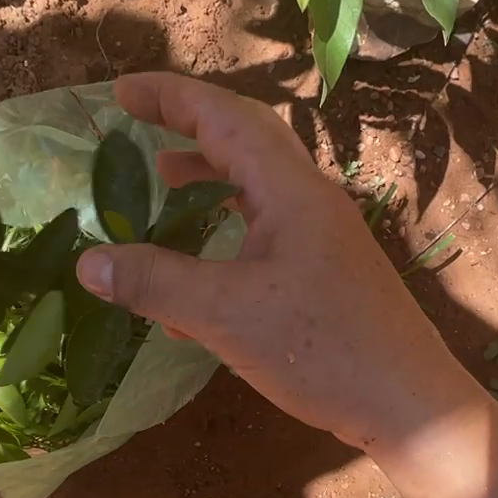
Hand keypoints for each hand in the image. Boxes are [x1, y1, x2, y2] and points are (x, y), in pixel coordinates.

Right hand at [75, 73, 486, 452]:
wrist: (408, 405)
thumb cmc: (323, 350)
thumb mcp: (227, 316)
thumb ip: (157, 285)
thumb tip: (88, 263)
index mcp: (291, 193)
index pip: (225, 118)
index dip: (170, 98)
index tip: (121, 92)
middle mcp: (313, 204)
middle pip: (247, 144)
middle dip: (191, 130)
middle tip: (142, 129)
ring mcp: (326, 242)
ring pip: (259, 192)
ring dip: (211, 183)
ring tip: (165, 186)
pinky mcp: (329, 278)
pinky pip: (269, 239)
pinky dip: (228, 239)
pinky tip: (203, 277)